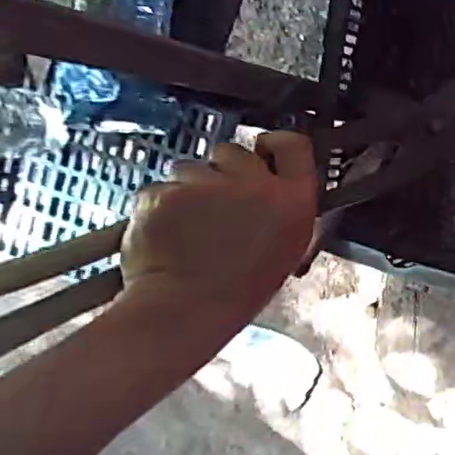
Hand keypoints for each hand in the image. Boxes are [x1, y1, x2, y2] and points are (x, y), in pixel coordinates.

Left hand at [119, 131, 318, 324]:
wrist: (186, 311)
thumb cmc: (240, 287)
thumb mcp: (288, 246)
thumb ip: (285, 206)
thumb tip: (272, 182)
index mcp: (292, 200)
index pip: (294, 144)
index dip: (275, 143)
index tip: (264, 150)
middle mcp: (255, 185)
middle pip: (234, 151)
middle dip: (222, 171)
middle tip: (217, 205)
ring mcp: (208, 185)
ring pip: (192, 167)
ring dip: (189, 188)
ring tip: (189, 227)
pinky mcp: (167, 192)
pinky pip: (161, 186)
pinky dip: (159, 205)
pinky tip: (167, 232)